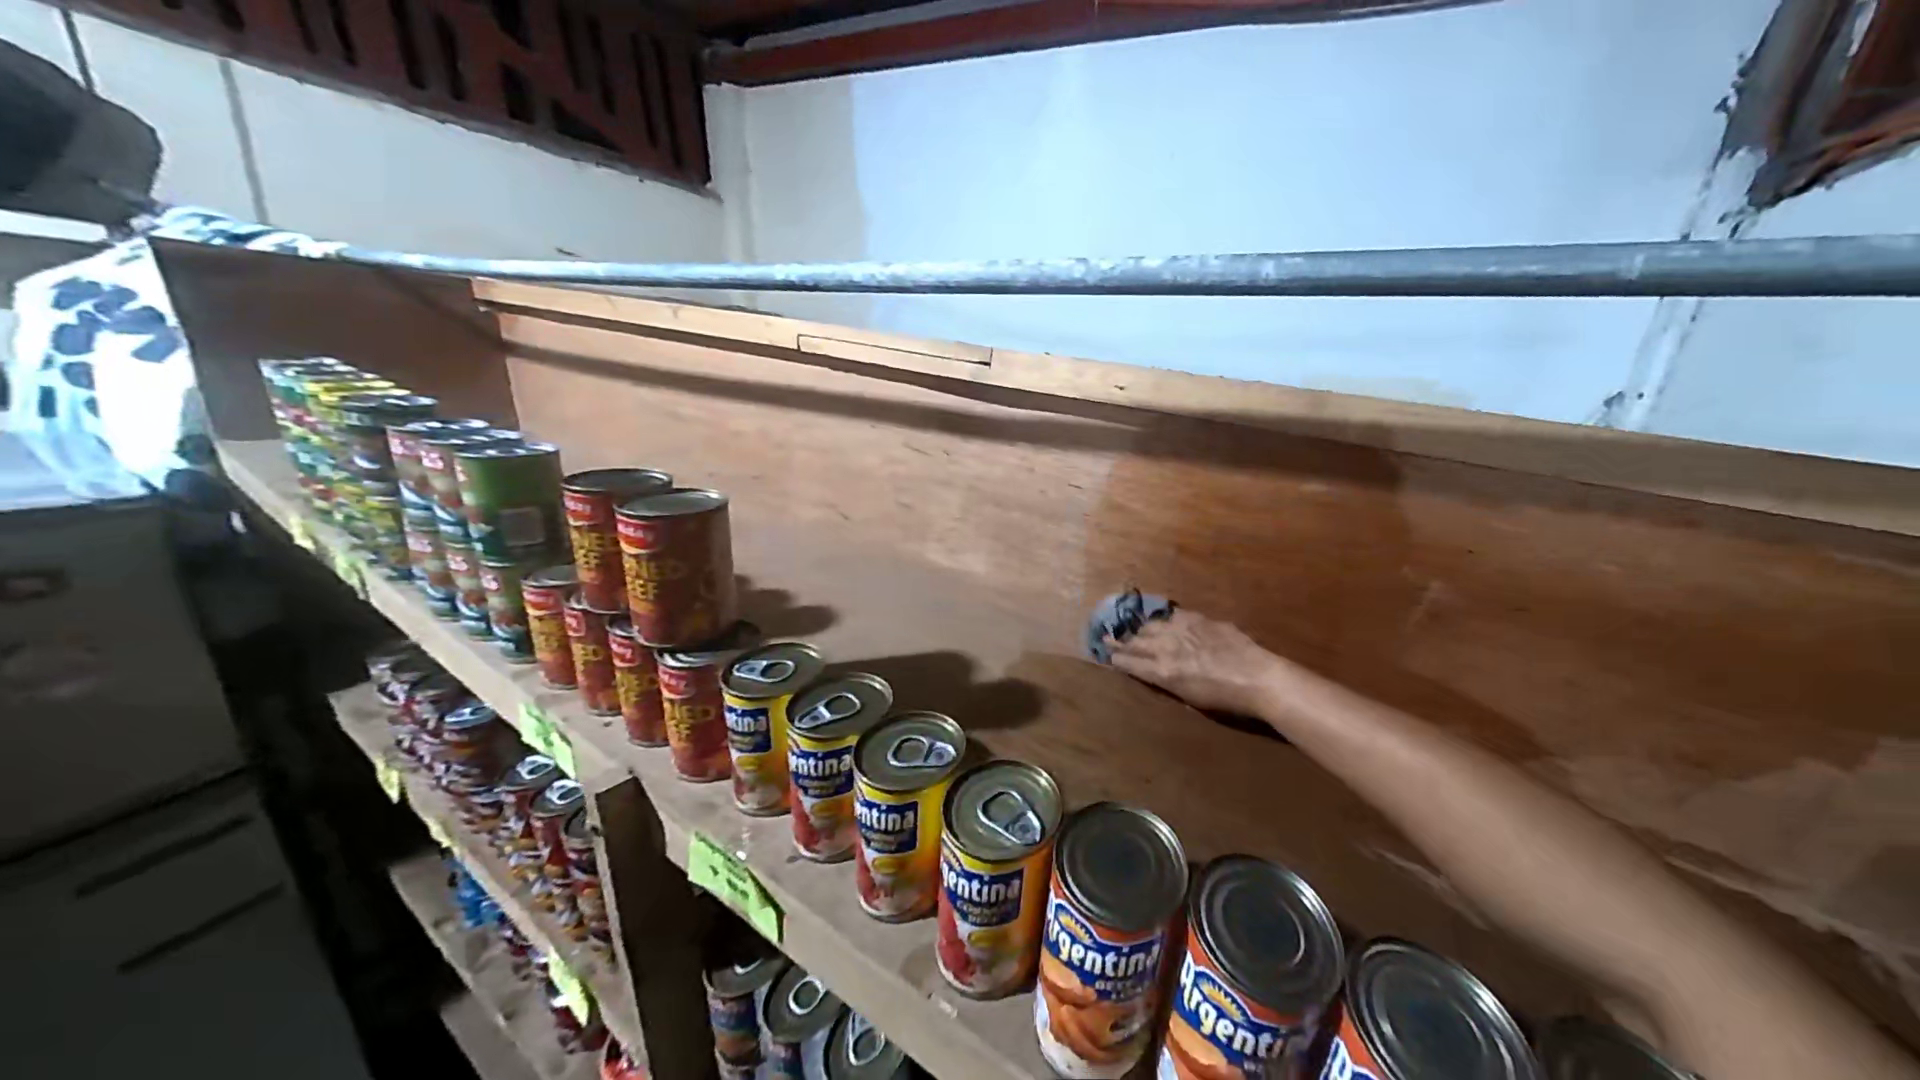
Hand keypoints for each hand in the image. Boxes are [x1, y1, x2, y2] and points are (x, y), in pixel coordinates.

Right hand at [1106, 610, 1286, 718]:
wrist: (1258, 677)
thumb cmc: (1226, 700)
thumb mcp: (1190, 698)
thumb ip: (1168, 682)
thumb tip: (1157, 673)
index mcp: (1162, 672)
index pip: (1128, 661)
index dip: (1115, 657)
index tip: (1107, 653)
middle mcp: (1165, 648)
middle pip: (1135, 641)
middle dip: (1122, 641)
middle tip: (1111, 638)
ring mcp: (1181, 630)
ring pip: (1151, 626)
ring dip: (1142, 630)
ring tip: (1139, 632)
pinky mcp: (1197, 619)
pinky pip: (1173, 617)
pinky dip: (1166, 622)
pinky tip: (1167, 623)